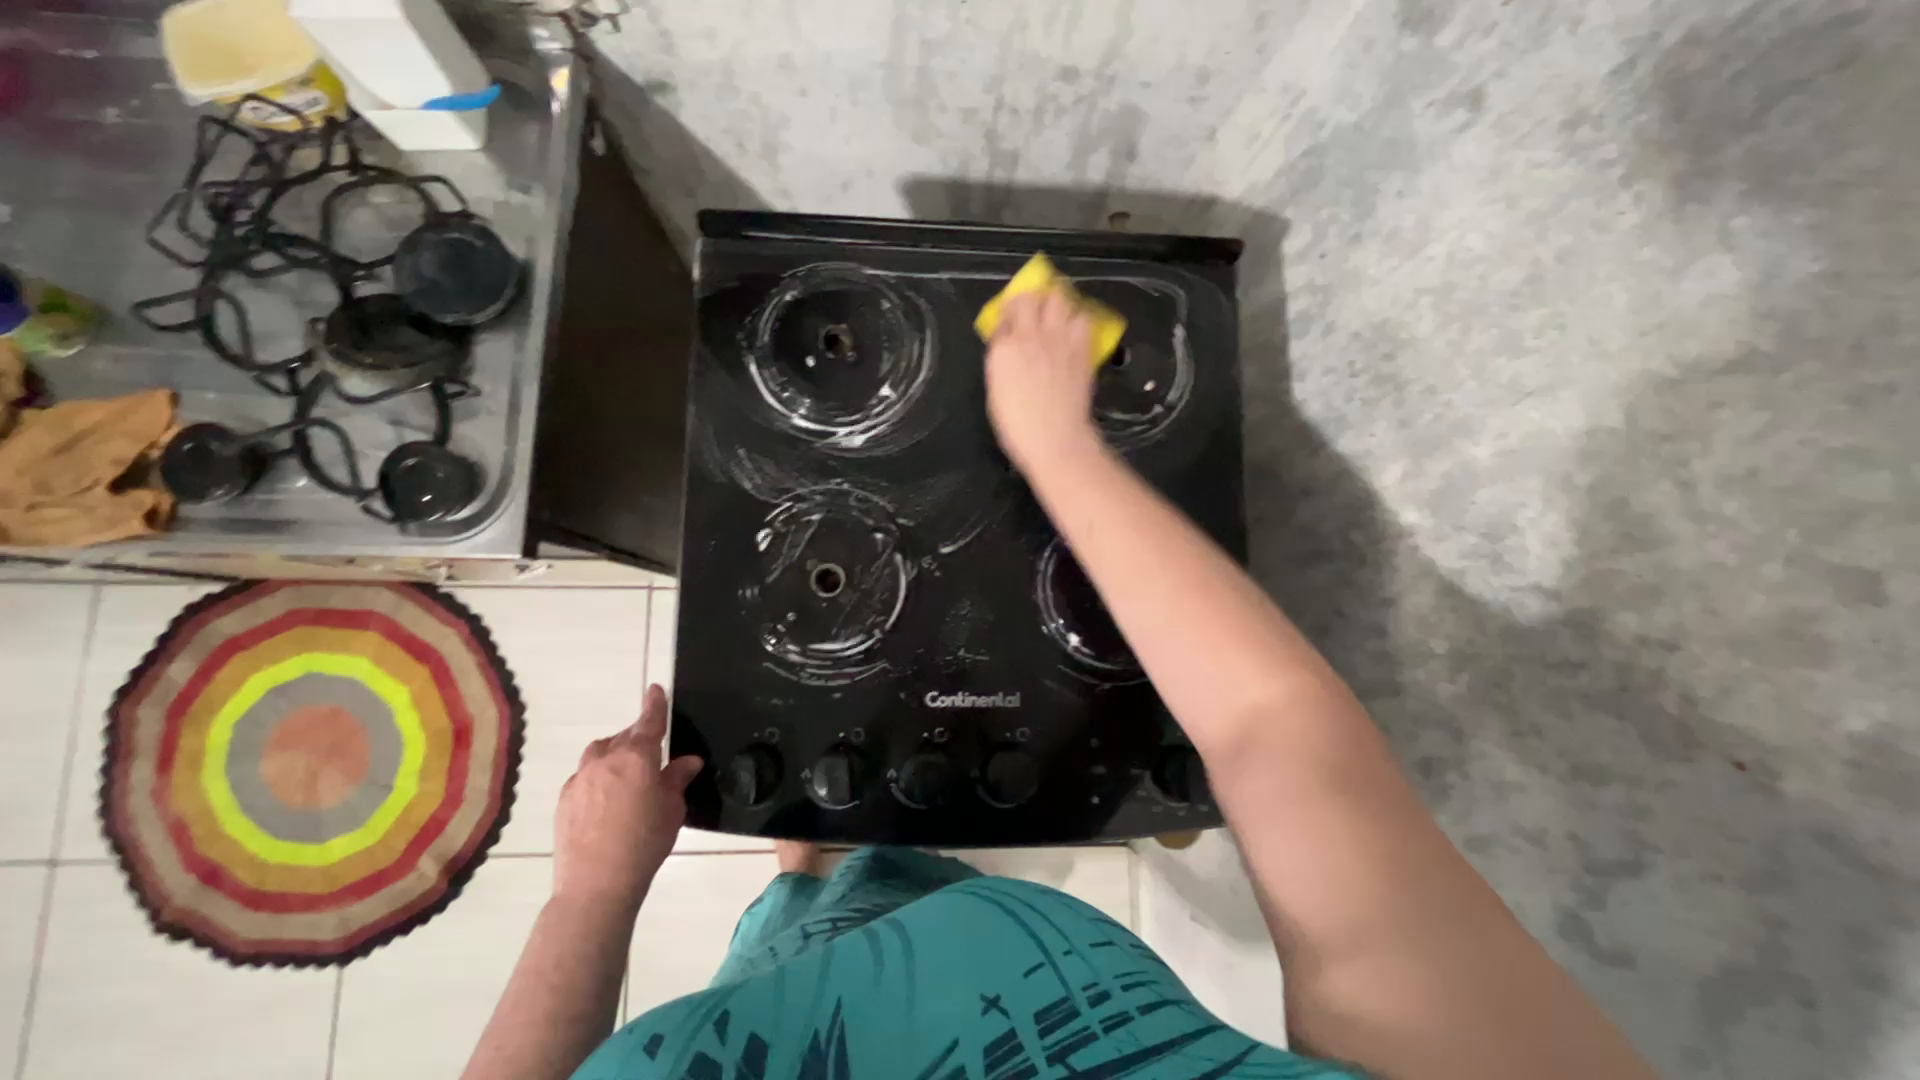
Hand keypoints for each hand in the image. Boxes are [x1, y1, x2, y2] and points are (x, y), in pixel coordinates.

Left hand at [552, 684, 702, 914]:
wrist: (596, 884)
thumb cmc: (645, 844)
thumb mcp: (672, 810)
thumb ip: (676, 780)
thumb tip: (687, 761)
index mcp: (637, 757)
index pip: (649, 722)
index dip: (654, 704)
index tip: (655, 689)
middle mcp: (605, 759)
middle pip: (623, 737)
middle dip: (637, 738)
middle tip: (652, 753)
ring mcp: (580, 779)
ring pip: (599, 754)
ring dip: (614, 755)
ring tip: (627, 775)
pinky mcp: (564, 799)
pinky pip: (585, 777)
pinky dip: (598, 778)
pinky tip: (607, 801)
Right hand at [985, 288, 1102, 473]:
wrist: (1055, 439)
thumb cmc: (1018, 425)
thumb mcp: (997, 390)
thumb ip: (1002, 359)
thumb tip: (1006, 344)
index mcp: (1004, 348)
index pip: (1005, 314)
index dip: (1008, 315)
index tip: (1010, 322)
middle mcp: (1031, 335)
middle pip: (1033, 297)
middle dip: (1032, 300)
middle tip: (1034, 312)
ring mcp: (1060, 339)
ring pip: (1061, 300)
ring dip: (1057, 305)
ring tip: (1057, 318)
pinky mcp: (1083, 348)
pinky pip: (1083, 319)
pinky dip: (1078, 320)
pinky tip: (1074, 333)